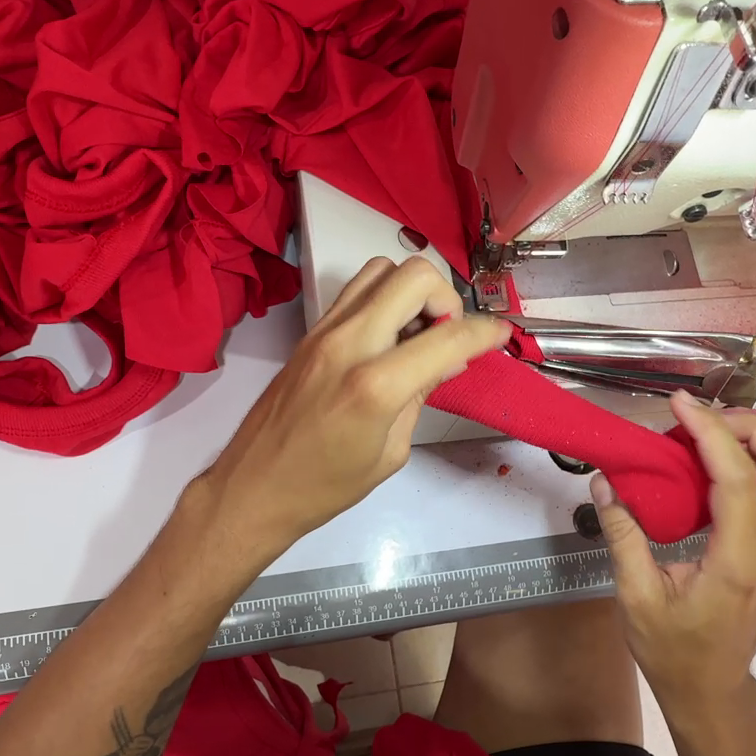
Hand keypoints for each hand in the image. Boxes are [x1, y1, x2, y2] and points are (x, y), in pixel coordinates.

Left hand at [201, 256, 511, 547]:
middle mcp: (349, 344)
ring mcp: (324, 331)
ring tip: (416, 333)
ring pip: (381, 269)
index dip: (485, 332)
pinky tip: (388, 338)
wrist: (254, 487)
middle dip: (446, 298)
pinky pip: (356, 291)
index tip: (501, 334)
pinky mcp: (310, 332)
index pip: (447, 336)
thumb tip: (447, 361)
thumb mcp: (390, 452)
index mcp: (375, 386)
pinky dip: (384, 299)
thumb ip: (420, 396)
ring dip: (411, 292)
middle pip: (414, 275)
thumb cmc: (325, 486)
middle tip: (446, 336)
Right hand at [591, 391, 755, 715]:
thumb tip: (604, 482)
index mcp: (737, 561)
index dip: (711, 432)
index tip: (679, 405)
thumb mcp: (635, 596)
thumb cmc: (672, 651)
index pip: (740, 479)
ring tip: (712, 435)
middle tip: (708, 423)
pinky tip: (716, 464)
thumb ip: (623, 535)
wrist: (709, 691)